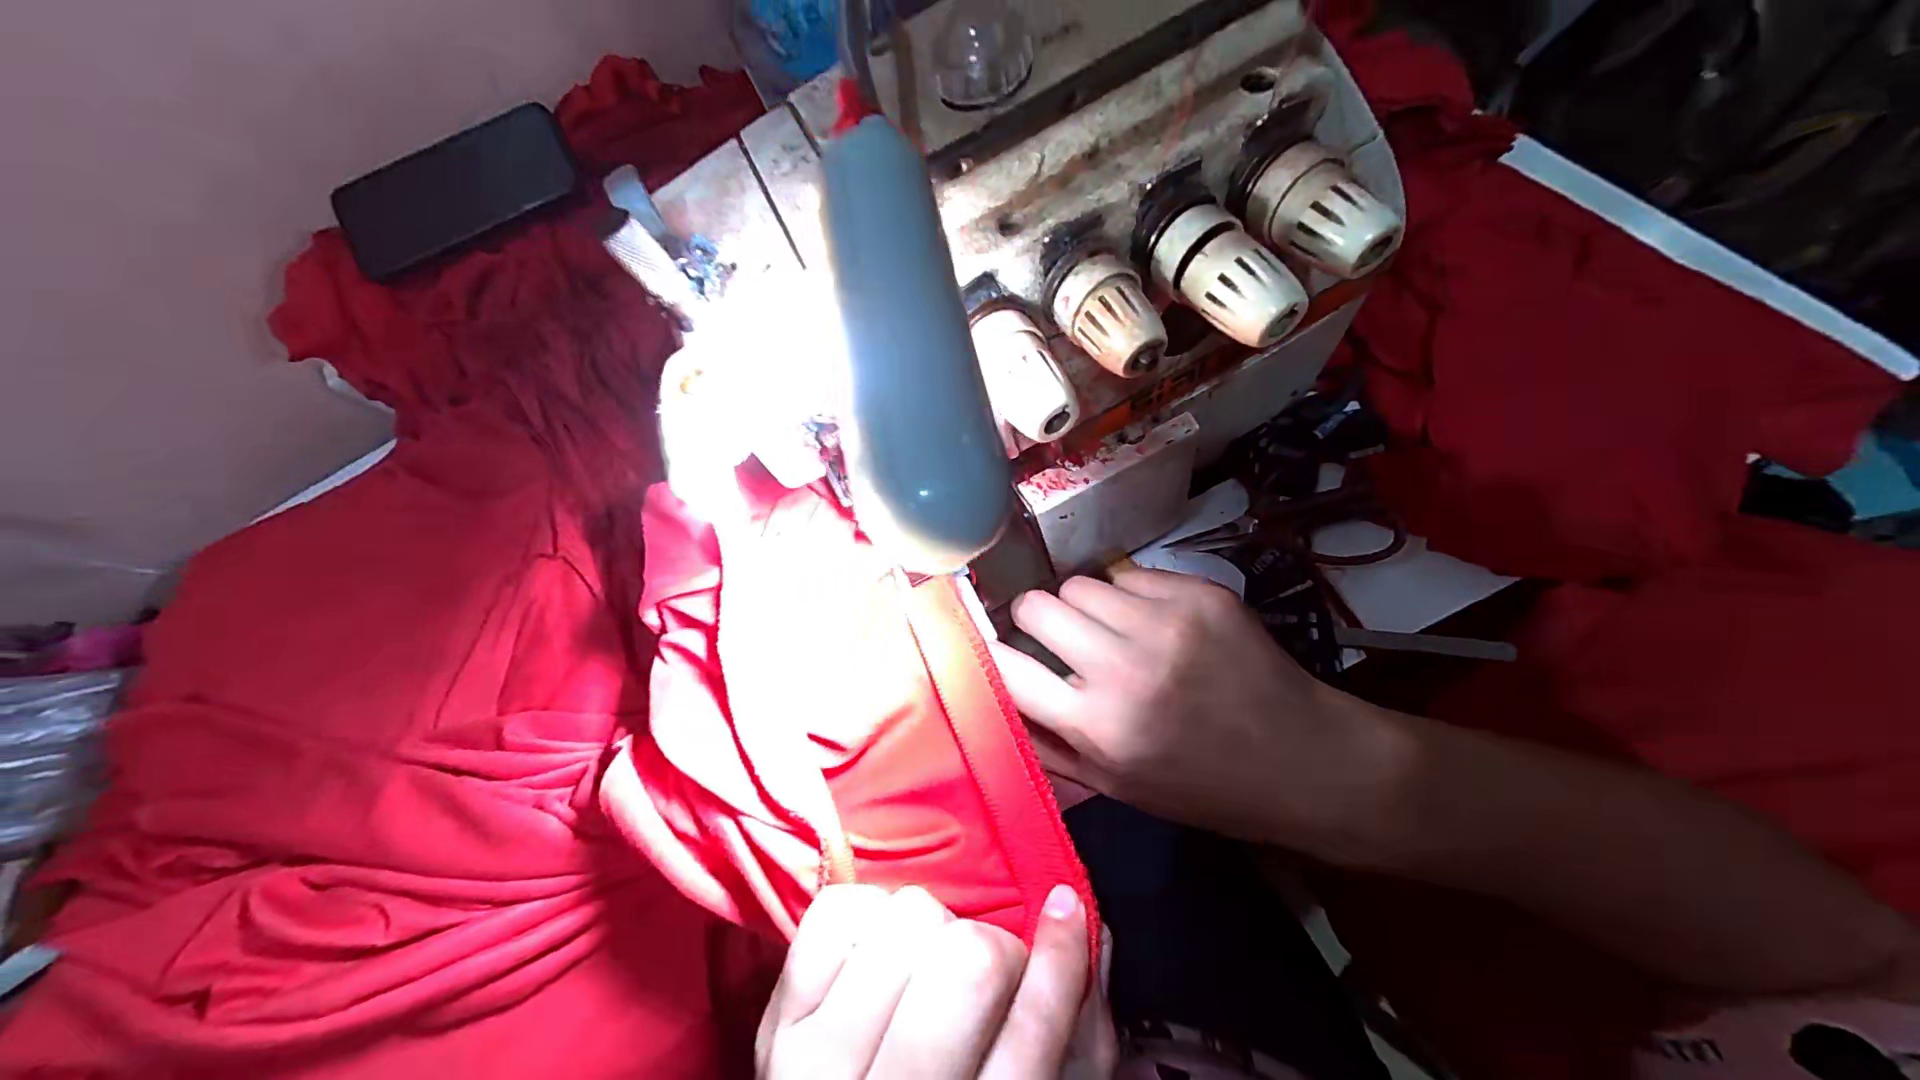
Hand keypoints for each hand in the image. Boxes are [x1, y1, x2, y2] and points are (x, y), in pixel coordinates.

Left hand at [756, 883, 1095, 1078]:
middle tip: (986, 970)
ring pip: (904, 922)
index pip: (1030, 1037)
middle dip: (990, 950)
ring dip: (929, 930)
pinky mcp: (776, 1020)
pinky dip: (868, 917)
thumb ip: (1072, 1027)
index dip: (1059, 961)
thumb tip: (1082, 924)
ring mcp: (816, 1065)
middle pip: (965, 965)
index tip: (1065, 908)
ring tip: (924, 966)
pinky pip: (839, 911)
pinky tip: (875, 957)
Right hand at [989, 568, 1408, 861]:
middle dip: (1037, 620)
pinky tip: (1156, 624)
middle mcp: (1126, 668)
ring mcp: (1165, 622)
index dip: (992, 653)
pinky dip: (1130, 597)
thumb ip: (1048, 744)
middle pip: (1036, 605)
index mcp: (1100, 727)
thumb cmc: (1202, 786)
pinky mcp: (1199, 594)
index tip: (997, 650)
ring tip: (1112, 631)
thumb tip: (996, 698)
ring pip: (1079, 584)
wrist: (1304, 760)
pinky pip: (1129, 574)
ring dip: (1084, 607)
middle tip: (1059, 638)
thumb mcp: (1115, 788)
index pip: (1007, 668)